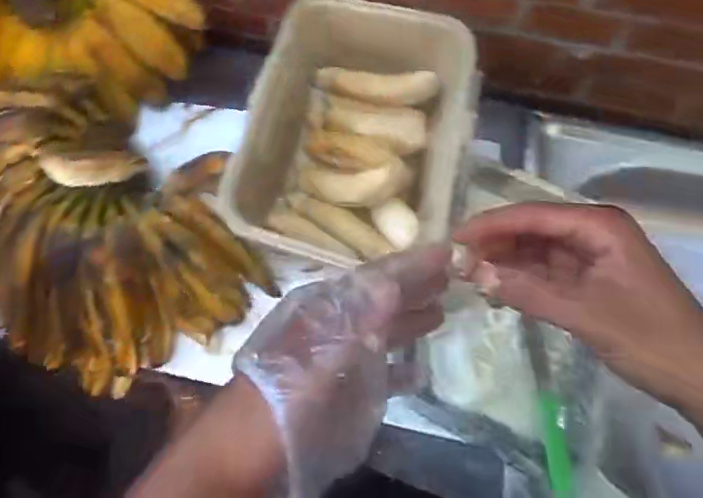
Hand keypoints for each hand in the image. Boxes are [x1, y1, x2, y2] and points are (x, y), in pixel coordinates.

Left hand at [233, 245, 449, 496]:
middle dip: (416, 286)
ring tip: (441, 310)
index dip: (413, 263)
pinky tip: (420, 372)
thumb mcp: (326, 346)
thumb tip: (391, 280)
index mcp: (332, 305)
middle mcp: (339, 324)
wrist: (250, 450)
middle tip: (452, 275)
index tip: (447, 250)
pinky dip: (401, 370)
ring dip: (411, 319)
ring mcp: (341, 360)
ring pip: (383, 331)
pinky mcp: (344, 397)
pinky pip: (378, 373)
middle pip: (384, 299)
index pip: (380, 275)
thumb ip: (358, 314)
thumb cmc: (291, 390)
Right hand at [454, 203, 702, 411]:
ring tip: (470, 274)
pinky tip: (500, 289)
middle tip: (456, 259)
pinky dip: (527, 280)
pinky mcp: (597, 279)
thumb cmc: (650, 339)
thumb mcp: (586, 315)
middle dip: (498, 243)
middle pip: (536, 229)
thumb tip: (478, 275)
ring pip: (541, 251)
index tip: (455, 236)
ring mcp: (597, 255)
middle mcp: (596, 230)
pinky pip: (553, 272)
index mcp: (600, 224)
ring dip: (509, 262)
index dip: (493, 224)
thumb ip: (530, 293)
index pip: (534, 215)